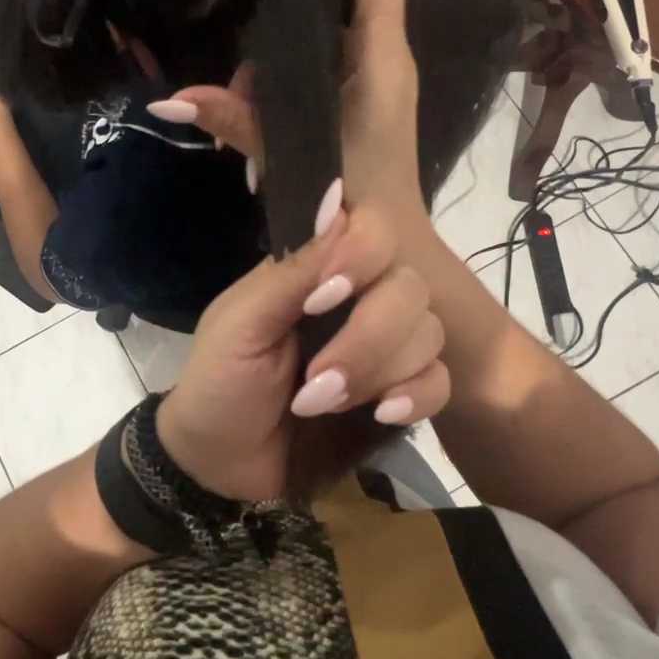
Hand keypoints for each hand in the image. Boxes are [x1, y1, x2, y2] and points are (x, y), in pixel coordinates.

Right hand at [149, 0, 424, 223]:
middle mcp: (380, 64)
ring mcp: (367, 88)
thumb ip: (235, 121)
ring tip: (232, 100)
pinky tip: (247, 118)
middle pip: (337, 5)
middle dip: (283, 18)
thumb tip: (168, 101)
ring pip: (317, 46)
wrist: (388, 251)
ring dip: (272, 66)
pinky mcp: (353, 111)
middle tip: (235, 38)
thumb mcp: (291, 154)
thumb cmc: (357, 201)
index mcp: (382, 61)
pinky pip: (314, 77)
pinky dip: (282, 90)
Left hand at [154, 206, 448, 502]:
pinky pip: (439, 379)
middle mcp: (356, 298)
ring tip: (321, 404)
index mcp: (314, 270)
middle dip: (366, 338)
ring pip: (428, 332)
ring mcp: (382, 345)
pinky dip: (417, 396)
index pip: (371, 229)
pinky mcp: (399, 391)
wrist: (223, 463)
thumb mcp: (242, 323)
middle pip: (408, 286)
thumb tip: (336, 195)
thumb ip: (294, 268)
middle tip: (315, 380)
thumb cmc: (219, 383)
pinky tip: (382, 414)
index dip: (362, 257)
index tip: (322, 299)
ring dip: (376, 373)